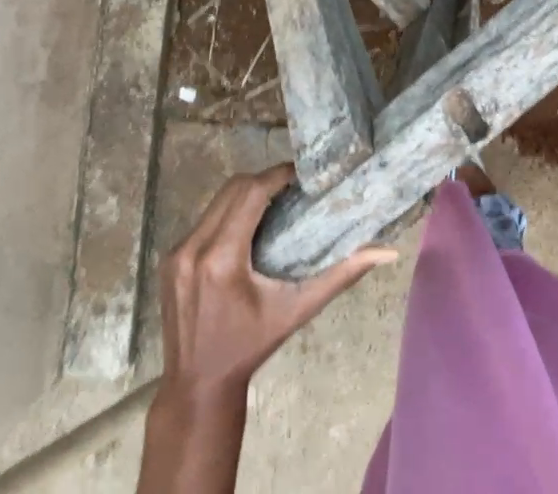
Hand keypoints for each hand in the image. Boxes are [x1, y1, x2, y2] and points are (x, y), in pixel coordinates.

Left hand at [156, 163, 395, 404]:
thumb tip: (386, 252)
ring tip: (276, 202)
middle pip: (231, 190)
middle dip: (264, 181)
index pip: (249, 194)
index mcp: (222, 260)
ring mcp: (176, 254)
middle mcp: (193, 249)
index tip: (302, 174)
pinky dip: (229, 214)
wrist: (197, 382)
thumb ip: (341, 276)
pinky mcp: (170, 260)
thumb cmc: (251, 346)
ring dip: (246, 195)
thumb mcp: (298, 310)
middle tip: (294, 187)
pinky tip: (250, 227)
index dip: (276, 176)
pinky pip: (204, 221)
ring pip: (214, 202)